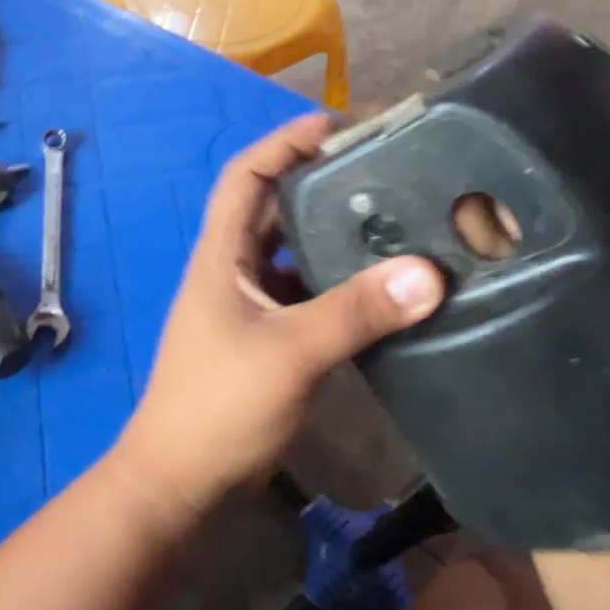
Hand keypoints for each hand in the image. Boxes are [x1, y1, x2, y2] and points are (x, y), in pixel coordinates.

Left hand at [113, 115, 445, 512]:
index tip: (336, 126)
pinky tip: (380, 291)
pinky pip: (303, 297)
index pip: (246, 176)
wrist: (180, 484)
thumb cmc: (219, 406)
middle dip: (320, 185)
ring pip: (292, 255)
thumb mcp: (290, 353)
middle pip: (275, 210)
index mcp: (221, 255)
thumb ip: (355, 312)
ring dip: (333, 238)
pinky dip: (336, 287)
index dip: (283, 142)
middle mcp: (231, 271)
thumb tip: (430, 272)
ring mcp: (246, 309)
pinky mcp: (263, 342)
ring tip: (394, 223)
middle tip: (384, 173)